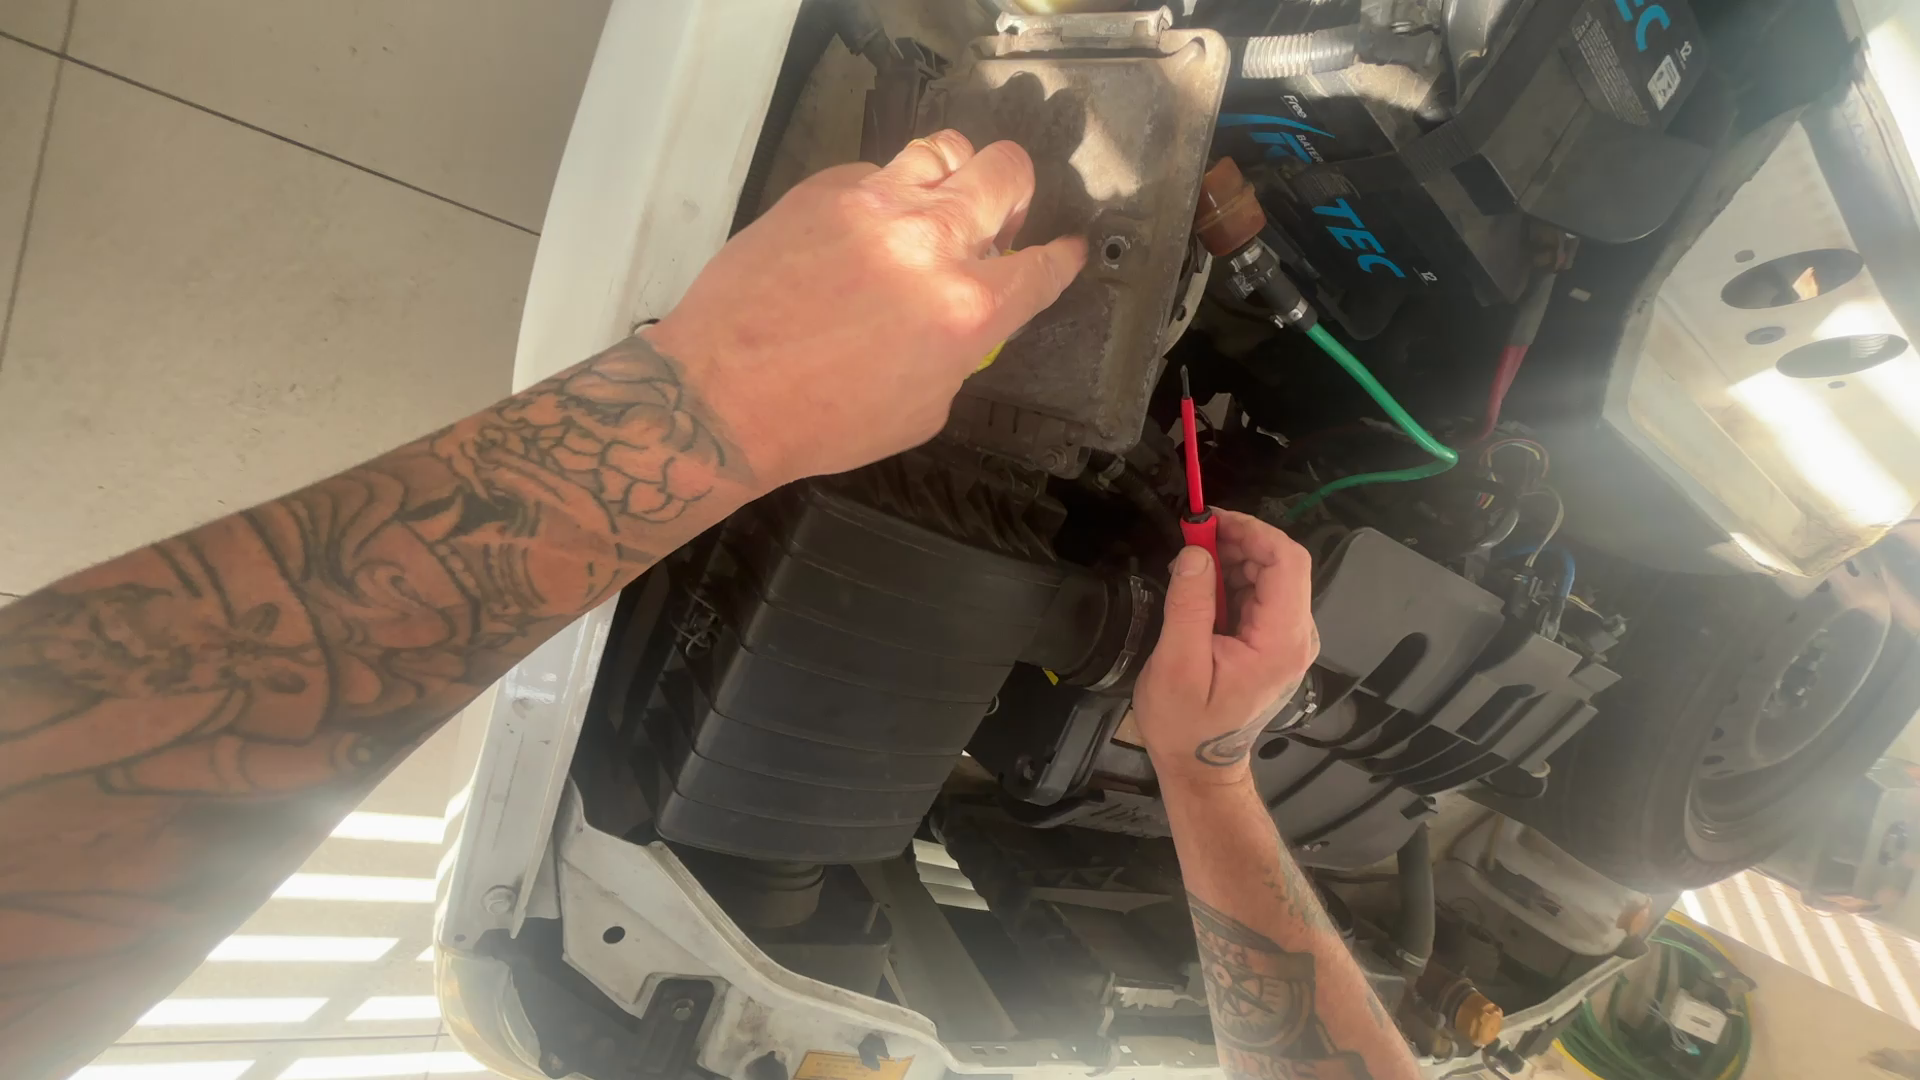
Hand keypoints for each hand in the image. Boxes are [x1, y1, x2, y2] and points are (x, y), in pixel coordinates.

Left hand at [645, 130, 1086, 488]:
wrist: (725, 396)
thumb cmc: (827, 423)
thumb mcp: (922, 411)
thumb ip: (958, 355)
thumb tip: (961, 322)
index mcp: (966, 310)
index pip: (1040, 267)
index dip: (1062, 260)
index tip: (1065, 252)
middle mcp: (930, 242)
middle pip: (1006, 171)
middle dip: (1016, 196)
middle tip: (996, 223)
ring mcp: (873, 204)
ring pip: (944, 148)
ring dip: (956, 176)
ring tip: (937, 207)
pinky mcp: (822, 189)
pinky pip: (876, 171)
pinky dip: (887, 195)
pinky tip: (867, 231)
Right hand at [1133, 511, 1319, 791]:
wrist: (1199, 765)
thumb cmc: (1185, 724)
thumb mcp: (1177, 664)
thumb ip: (1189, 605)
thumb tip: (1195, 553)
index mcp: (1280, 640)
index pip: (1287, 562)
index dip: (1252, 530)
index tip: (1209, 520)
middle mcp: (1295, 636)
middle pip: (1282, 564)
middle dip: (1238, 540)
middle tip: (1191, 537)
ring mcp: (1287, 640)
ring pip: (1270, 576)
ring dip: (1232, 558)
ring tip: (1190, 560)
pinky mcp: (1272, 644)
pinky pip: (1259, 595)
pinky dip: (1231, 578)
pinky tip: (1200, 585)